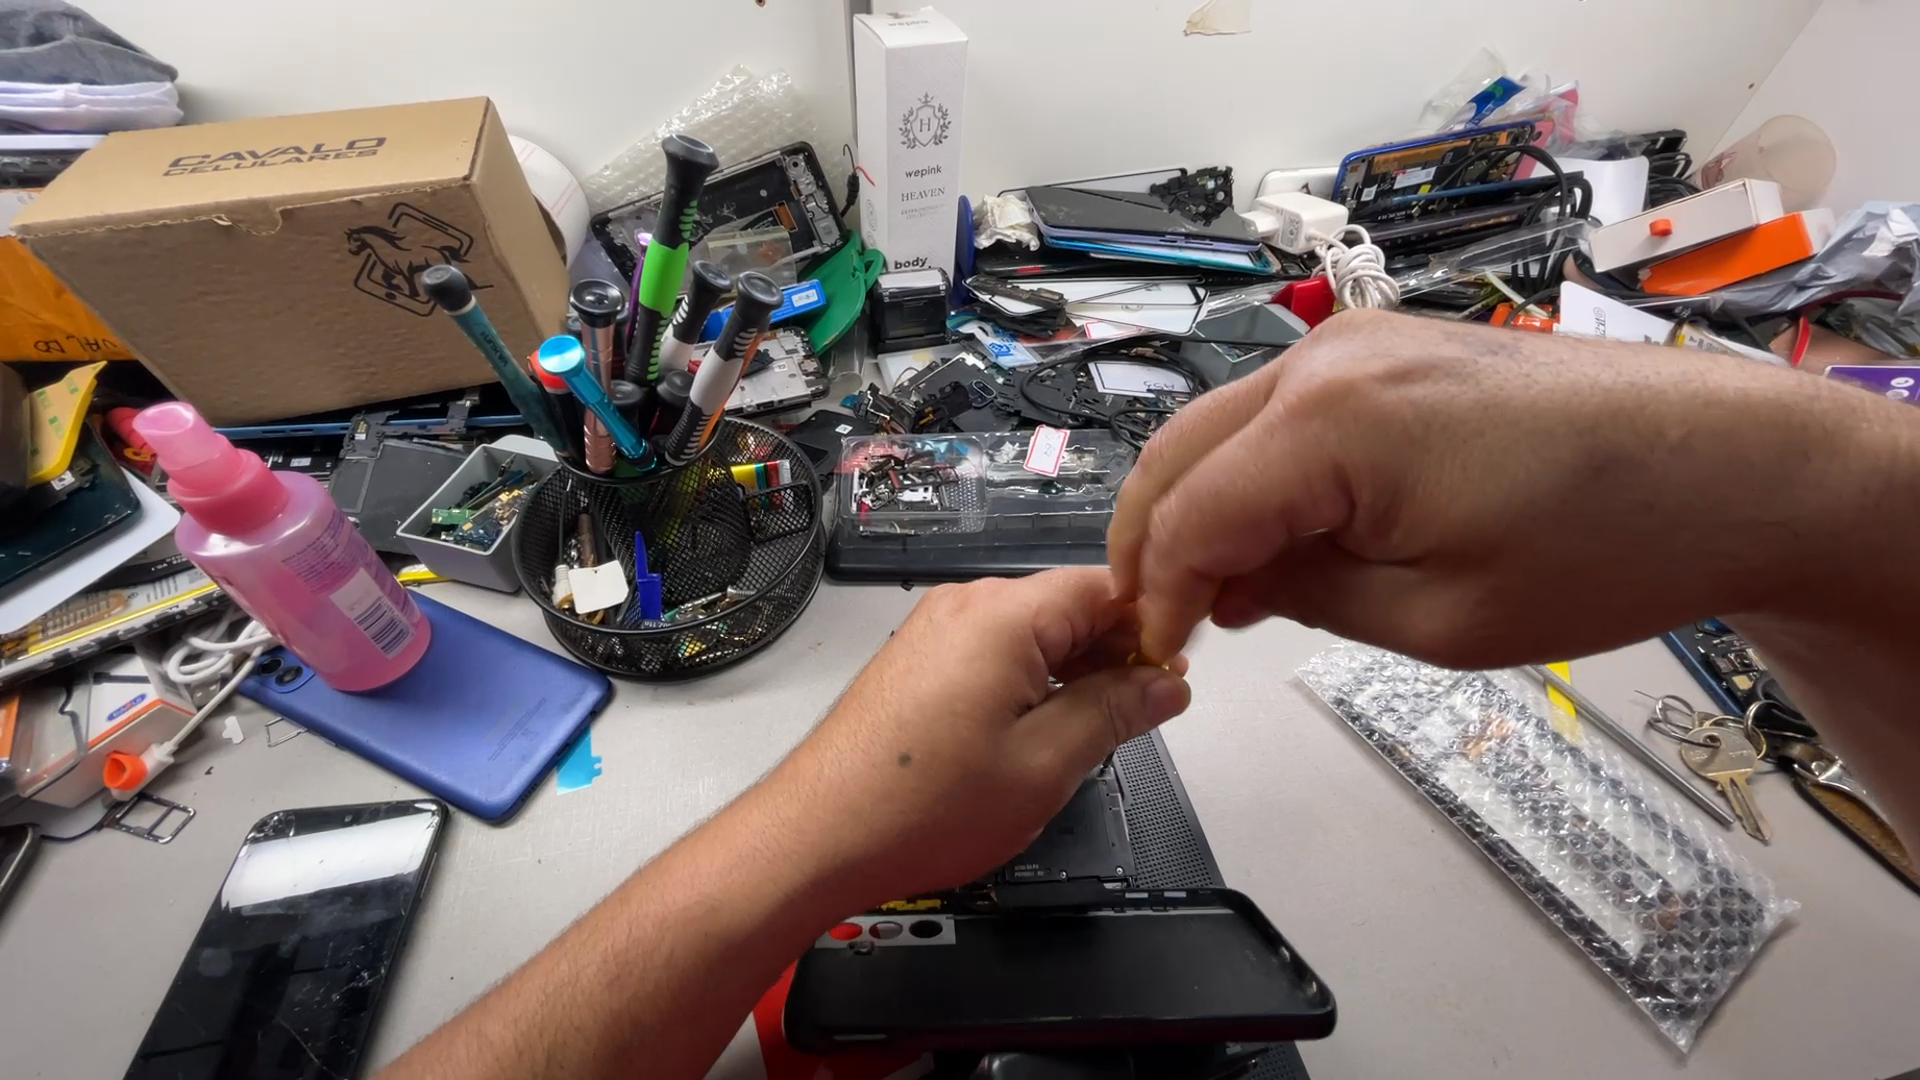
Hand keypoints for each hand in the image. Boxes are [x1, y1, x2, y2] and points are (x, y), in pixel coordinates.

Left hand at [762, 568, 1189, 909]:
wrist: (817, 833)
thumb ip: (1114, 713)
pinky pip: (993, 648)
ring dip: (1071, 669)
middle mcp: (965, 605)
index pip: (1104, 589)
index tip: (1173, 675)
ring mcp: (935, 627)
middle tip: (1141, 714)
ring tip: (1091, 727)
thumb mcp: (1044, 765)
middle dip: (1112, 653)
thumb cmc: (925, 804)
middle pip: (1066, 606)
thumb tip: (1166, 685)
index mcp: (1003, 615)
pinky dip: (1028, 677)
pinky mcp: (919, 656)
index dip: (1151, 627)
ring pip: (1030, 630)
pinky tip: (1037, 723)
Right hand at [1108, 308, 1905, 667]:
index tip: (1156, 652)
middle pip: (1174, 457)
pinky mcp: (1367, 351)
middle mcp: (1318, 360)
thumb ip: (1298, 597)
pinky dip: (1238, 479)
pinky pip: (1260, 417)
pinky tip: (1260, 532)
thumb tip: (1219, 591)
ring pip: (1207, 432)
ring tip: (1204, 584)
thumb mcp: (1432, 619)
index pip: (1191, 516)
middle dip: (1148, 544)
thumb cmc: (1605, 554)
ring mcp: (1341, 343)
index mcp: (1331, 422)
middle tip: (1156, 616)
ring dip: (1189, 509)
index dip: (1160, 593)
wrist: (1742, 466)